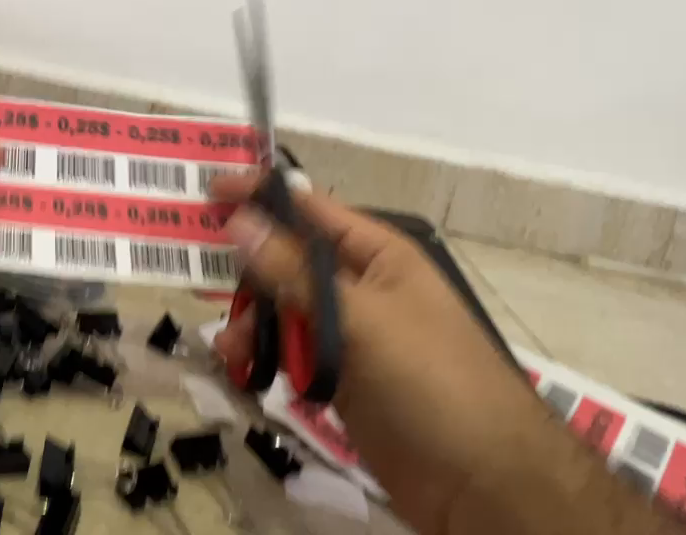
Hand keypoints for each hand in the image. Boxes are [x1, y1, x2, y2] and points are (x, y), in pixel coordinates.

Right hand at [210, 172, 553, 534]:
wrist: (487, 492)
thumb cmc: (432, 384)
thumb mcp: (361, 319)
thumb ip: (294, 271)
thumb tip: (238, 219)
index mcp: (376, 254)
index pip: (308, 207)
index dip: (258, 195)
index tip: (207, 194)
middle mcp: (359, 284)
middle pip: (286, 257)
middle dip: (246, 269)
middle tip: (198, 275)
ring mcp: (349, 332)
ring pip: (281, 307)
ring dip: (251, 321)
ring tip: (233, 348)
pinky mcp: (340, 376)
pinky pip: (289, 350)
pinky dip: (263, 355)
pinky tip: (245, 370)